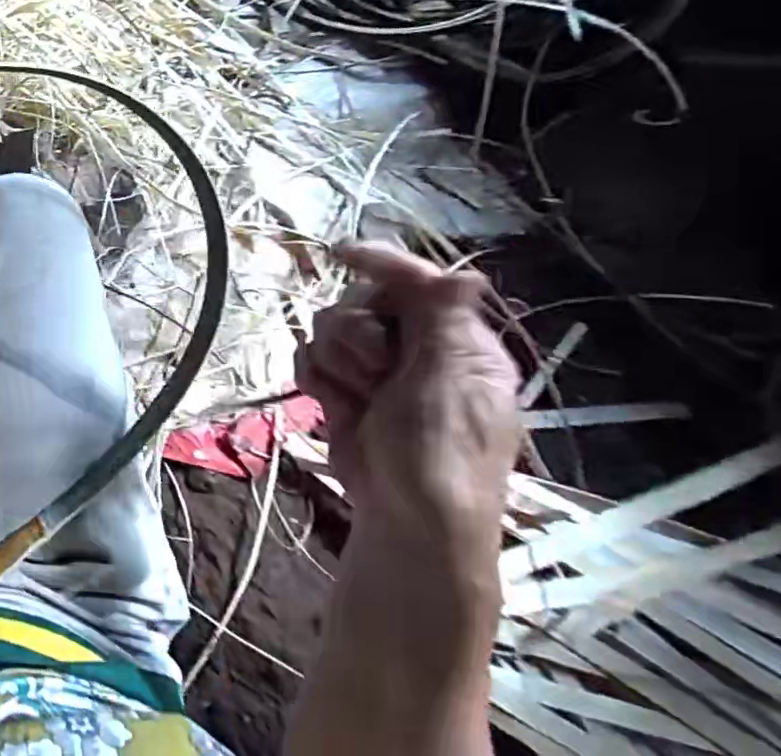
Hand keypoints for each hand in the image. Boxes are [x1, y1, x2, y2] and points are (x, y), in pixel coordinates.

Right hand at [294, 242, 519, 564]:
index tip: (342, 254)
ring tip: (359, 400)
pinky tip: (330, 405)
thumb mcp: (450, 385)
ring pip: (330, 329)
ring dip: (338, 363)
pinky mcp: (343, 391)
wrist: (407, 526)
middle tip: (377, 372)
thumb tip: (468, 271)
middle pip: (362, 302)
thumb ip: (447, 323)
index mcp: (455, 341)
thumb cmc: (440, 457)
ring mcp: (375, 371)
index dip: (382, 264)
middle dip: (357, 333)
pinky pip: (312, 359)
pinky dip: (317, 379)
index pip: (417, 283)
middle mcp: (414, 348)